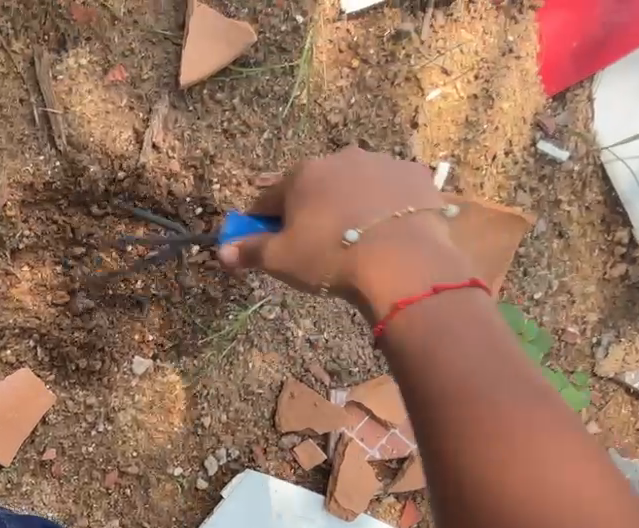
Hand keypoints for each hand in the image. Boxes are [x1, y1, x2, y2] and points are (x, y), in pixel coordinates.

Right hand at [218, 147, 472, 321]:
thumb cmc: (328, 255)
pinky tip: (379, 232)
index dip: (259, 221)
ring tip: (346, 238)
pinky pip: (387, 191)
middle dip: (304, 209)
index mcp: (303, 174)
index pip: (268, 197)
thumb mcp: (279, 259)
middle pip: (312, 186)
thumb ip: (250, 251)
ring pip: (351, 185)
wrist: (401, 259)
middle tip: (305, 241)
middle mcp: (341, 158)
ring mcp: (383, 162)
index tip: (259, 241)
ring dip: (343, 204)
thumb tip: (222, 252)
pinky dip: (379, 207)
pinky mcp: (415, 176)